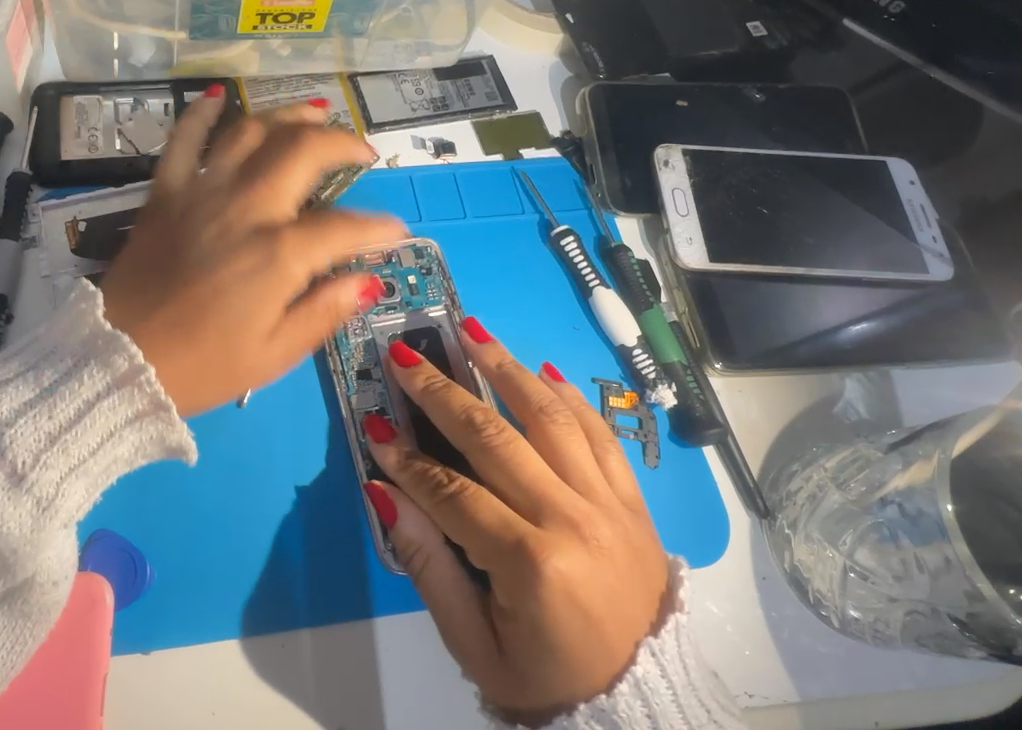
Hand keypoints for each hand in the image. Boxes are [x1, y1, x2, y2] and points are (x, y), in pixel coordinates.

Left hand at [101, 91, 406, 415]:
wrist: (118, 359)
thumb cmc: (201, 367)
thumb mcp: (275, 354)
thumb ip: (325, 311)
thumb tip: (369, 280)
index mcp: (279, 253)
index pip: (346, 228)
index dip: (379, 229)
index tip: (395, 233)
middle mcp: (246, 207)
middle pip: (305, 151)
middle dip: (343, 143)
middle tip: (362, 153)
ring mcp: (202, 192)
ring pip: (252, 130)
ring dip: (290, 115)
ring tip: (316, 113)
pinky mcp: (165, 191)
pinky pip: (185, 138)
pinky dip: (203, 113)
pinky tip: (221, 97)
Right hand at [363, 321, 670, 725]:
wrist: (646, 701)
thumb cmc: (547, 678)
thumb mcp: (475, 644)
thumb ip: (428, 565)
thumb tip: (385, 492)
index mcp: (531, 561)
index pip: (452, 491)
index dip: (407, 460)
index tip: (374, 426)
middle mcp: (572, 517)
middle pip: (495, 437)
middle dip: (441, 391)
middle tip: (404, 354)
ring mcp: (608, 502)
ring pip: (550, 417)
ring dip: (506, 367)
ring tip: (471, 330)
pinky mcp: (632, 499)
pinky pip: (600, 432)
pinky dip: (569, 397)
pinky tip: (542, 369)